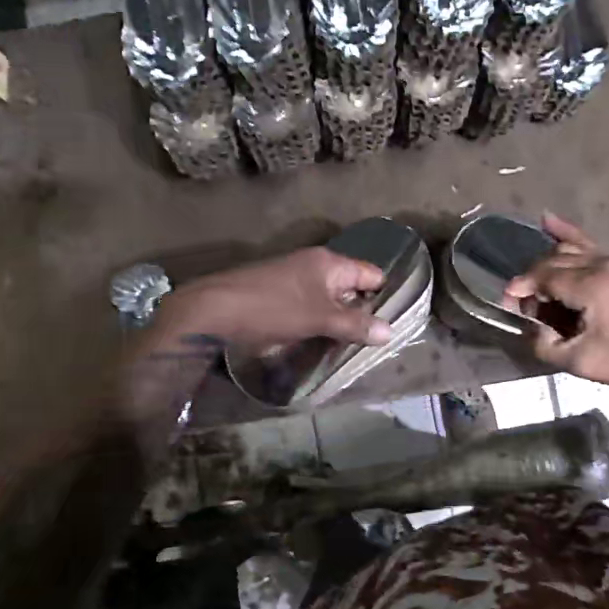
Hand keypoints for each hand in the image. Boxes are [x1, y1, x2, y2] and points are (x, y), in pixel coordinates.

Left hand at [158, 247, 393, 349]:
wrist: (213, 310)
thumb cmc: (272, 308)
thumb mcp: (319, 319)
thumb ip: (355, 325)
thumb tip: (390, 332)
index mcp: (329, 263)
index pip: (371, 274)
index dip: (384, 295)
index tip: (396, 320)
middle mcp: (313, 264)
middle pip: (350, 287)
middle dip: (362, 311)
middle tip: (375, 340)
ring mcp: (293, 278)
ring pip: (328, 299)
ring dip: (338, 320)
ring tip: (350, 345)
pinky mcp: (276, 294)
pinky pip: (309, 306)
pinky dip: (317, 321)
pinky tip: (318, 340)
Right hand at [503, 213, 608, 396]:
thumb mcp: (579, 362)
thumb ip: (544, 345)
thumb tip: (531, 328)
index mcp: (590, 286)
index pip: (543, 277)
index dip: (521, 288)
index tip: (508, 303)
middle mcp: (600, 264)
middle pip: (552, 262)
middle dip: (532, 281)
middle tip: (526, 307)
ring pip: (567, 250)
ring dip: (546, 265)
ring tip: (538, 289)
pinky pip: (587, 242)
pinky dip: (565, 232)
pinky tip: (546, 218)